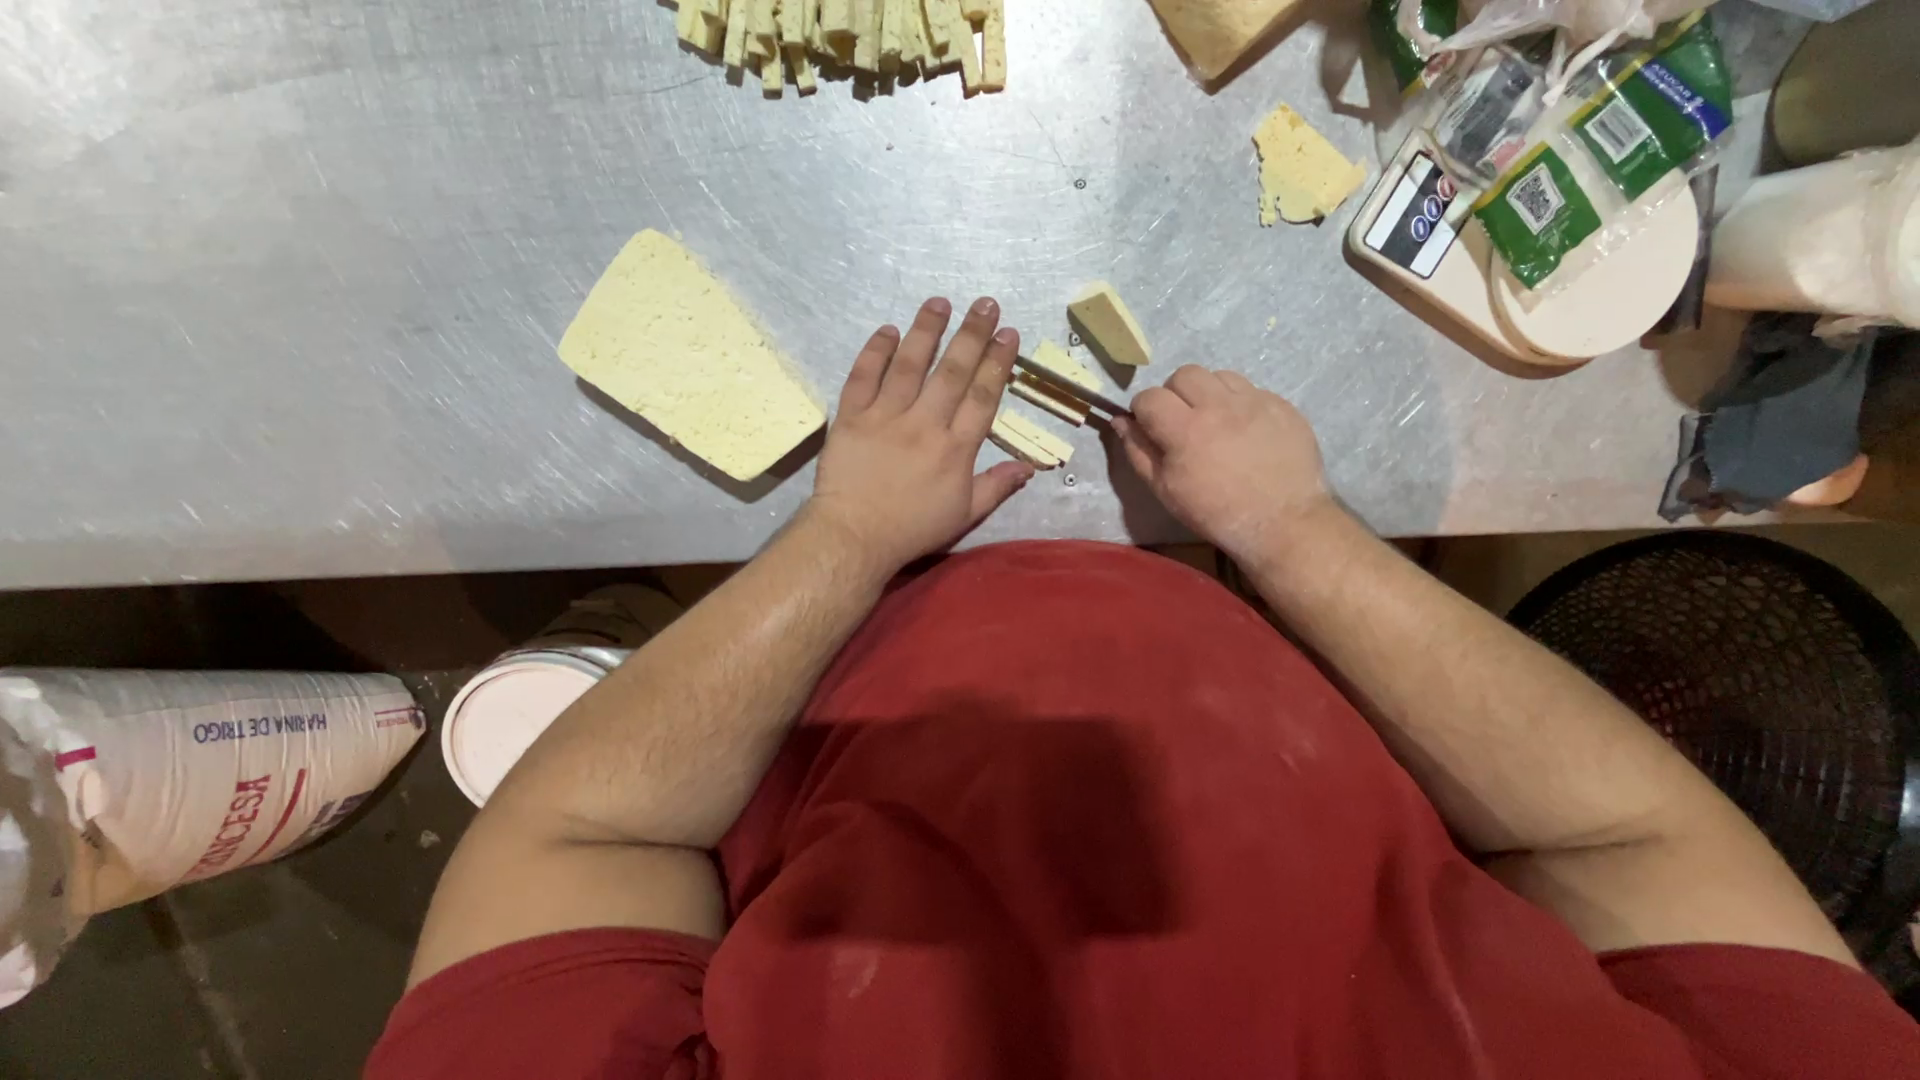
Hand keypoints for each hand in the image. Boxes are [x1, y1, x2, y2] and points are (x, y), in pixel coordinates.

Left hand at [804, 297, 1033, 573]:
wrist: (854, 537)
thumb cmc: (912, 530)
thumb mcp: (964, 516)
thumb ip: (996, 487)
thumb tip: (1029, 467)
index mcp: (956, 448)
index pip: (982, 396)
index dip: (998, 362)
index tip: (1008, 334)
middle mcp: (924, 424)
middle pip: (952, 372)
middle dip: (972, 335)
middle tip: (985, 304)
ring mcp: (885, 417)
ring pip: (909, 365)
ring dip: (926, 331)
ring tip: (940, 302)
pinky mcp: (851, 417)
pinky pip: (863, 377)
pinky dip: (875, 352)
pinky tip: (887, 330)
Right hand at [1114, 366, 1339, 564]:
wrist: (1282, 522)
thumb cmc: (1216, 513)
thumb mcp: (1166, 490)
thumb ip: (1139, 452)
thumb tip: (1121, 421)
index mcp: (1185, 429)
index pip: (1149, 396)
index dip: (1143, 411)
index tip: (1150, 428)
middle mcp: (1219, 405)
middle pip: (1183, 374)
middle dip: (1175, 394)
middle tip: (1182, 421)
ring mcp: (1254, 402)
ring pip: (1218, 375)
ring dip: (1208, 393)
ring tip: (1215, 421)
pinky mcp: (1281, 405)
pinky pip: (1251, 390)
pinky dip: (1239, 404)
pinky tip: (1244, 431)